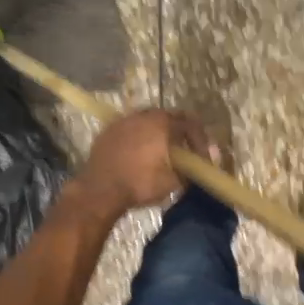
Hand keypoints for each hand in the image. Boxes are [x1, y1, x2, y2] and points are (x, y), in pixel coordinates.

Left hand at [78, 109, 213, 212]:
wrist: (100, 189)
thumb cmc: (140, 184)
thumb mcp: (173, 182)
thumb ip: (191, 171)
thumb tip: (200, 167)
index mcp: (163, 123)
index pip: (191, 125)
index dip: (200, 141)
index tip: (203, 157)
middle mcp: (144, 115)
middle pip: (170, 117)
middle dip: (181, 133)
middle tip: (186, 151)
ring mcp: (124, 120)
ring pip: (149, 121)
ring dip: (160, 133)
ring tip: (163, 151)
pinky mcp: (109, 130)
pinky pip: (131, 128)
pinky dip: (140, 137)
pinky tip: (140, 152)